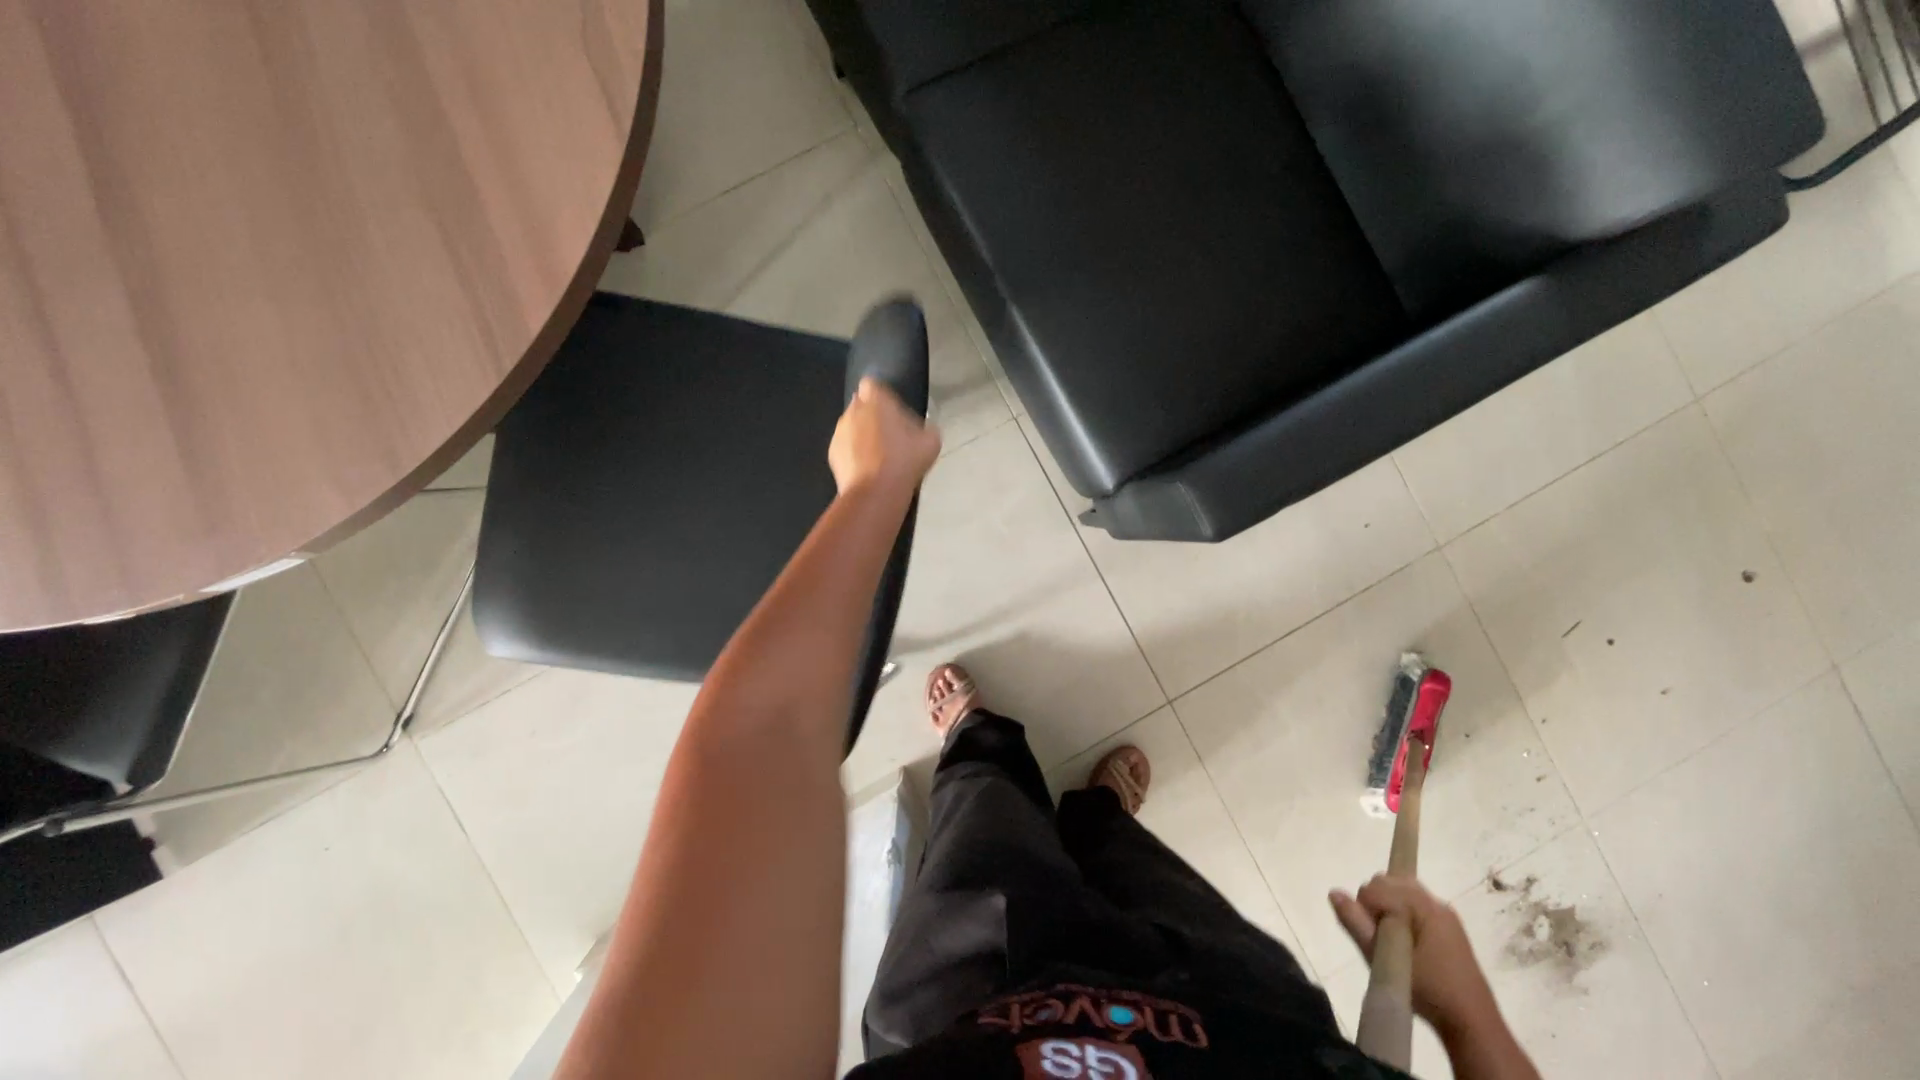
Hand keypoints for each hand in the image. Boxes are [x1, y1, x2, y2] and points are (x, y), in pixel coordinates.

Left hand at [828, 378, 940, 495]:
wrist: (876, 492)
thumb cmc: (904, 461)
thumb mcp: (930, 442)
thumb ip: (925, 428)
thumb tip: (922, 430)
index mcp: (877, 400)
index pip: (873, 384)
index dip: (881, 396)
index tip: (892, 410)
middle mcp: (854, 410)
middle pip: (861, 405)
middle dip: (872, 415)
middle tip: (890, 435)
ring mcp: (840, 431)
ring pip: (851, 426)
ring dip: (861, 435)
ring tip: (879, 456)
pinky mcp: (832, 452)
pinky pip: (845, 446)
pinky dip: (853, 453)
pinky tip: (867, 469)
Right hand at [1330, 874, 1498, 1037]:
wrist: (1471, 1019)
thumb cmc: (1426, 989)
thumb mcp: (1383, 958)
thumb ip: (1356, 924)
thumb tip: (1334, 893)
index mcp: (1418, 904)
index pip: (1372, 887)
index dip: (1363, 910)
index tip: (1372, 939)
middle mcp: (1432, 900)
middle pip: (1387, 882)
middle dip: (1375, 905)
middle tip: (1380, 939)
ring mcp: (1443, 911)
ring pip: (1401, 892)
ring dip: (1389, 909)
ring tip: (1393, 941)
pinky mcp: (1449, 924)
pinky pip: (1416, 905)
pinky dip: (1404, 915)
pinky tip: (1409, 944)